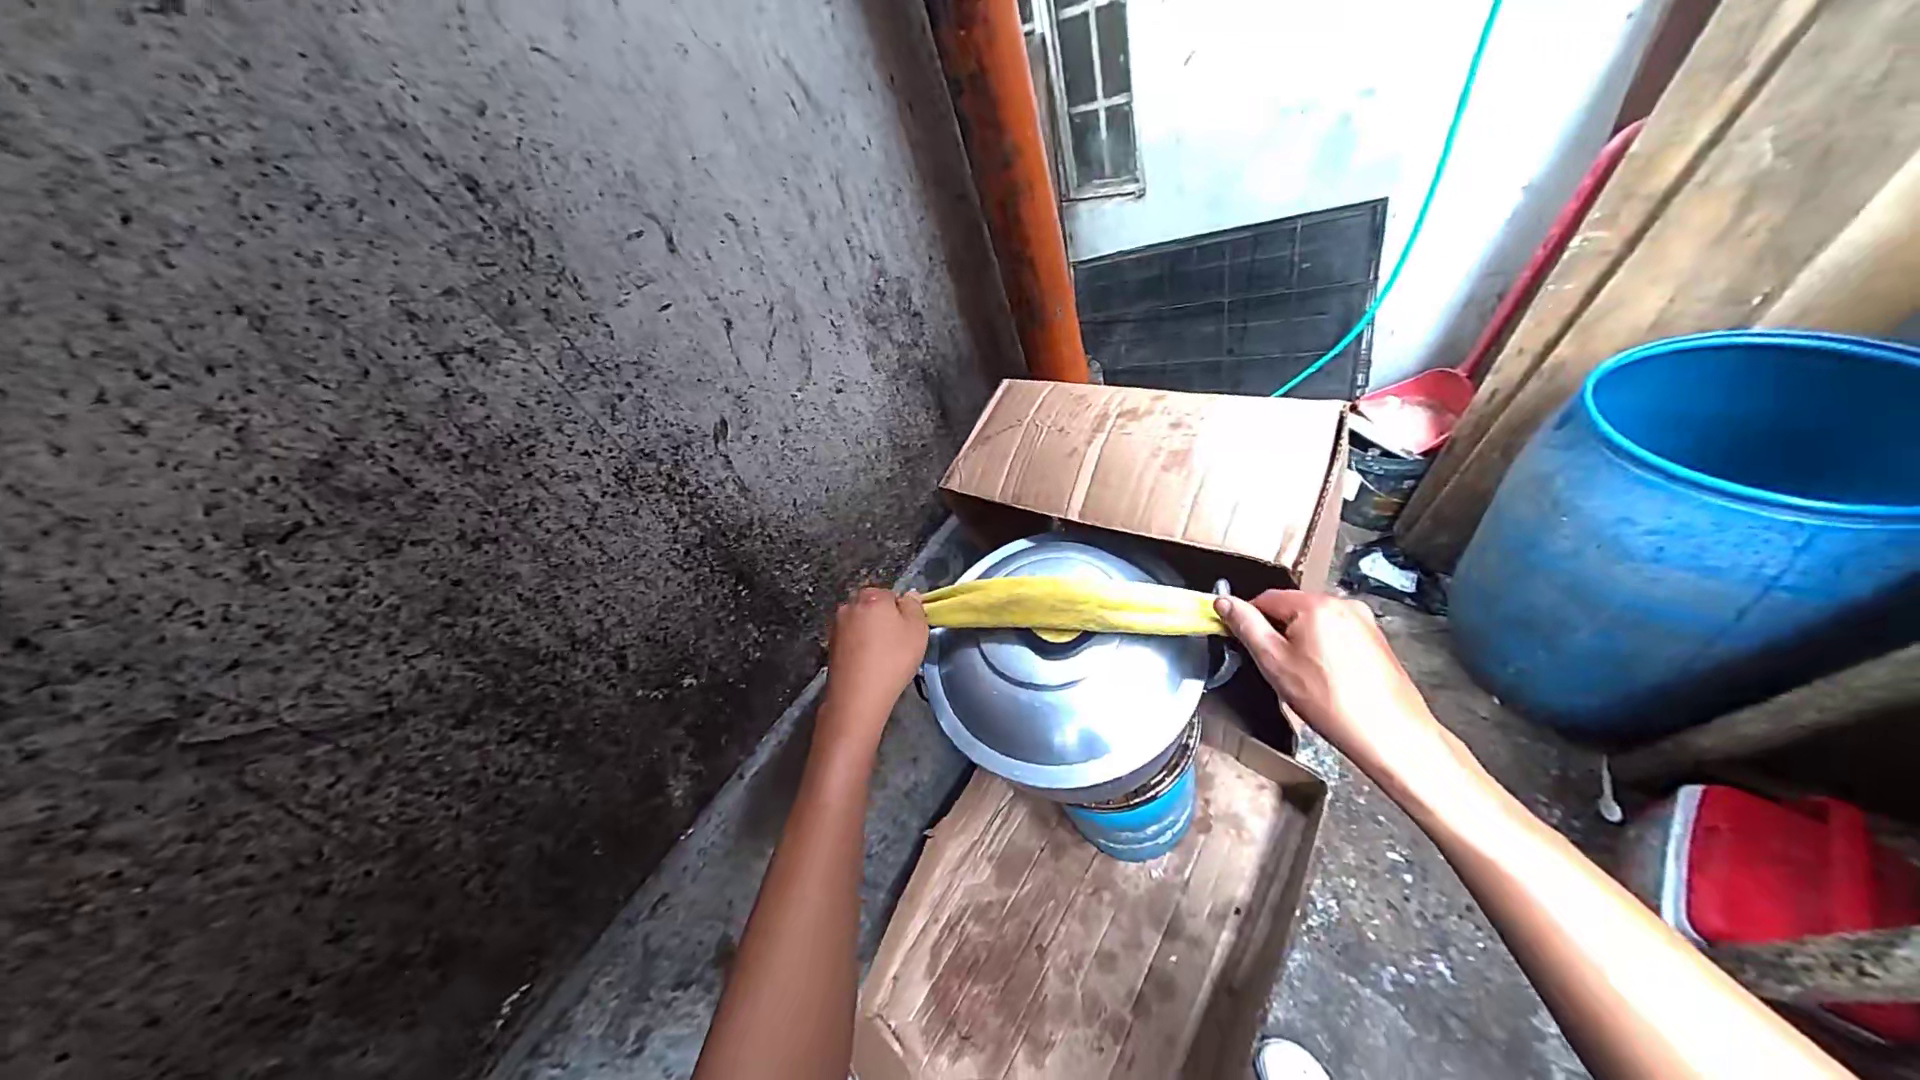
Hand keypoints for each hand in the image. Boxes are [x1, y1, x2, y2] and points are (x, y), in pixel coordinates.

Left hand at [820, 588, 927, 752]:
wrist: (857, 695)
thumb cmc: (893, 659)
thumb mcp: (917, 630)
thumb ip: (915, 607)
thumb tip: (909, 595)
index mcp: (872, 597)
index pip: (892, 594)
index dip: (902, 612)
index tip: (908, 630)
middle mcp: (850, 605)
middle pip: (873, 606)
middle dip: (883, 619)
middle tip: (897, 642)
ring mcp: (837, 625)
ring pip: (860, 622)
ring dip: (869, 633)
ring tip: (881, 656)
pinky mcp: (830, 645)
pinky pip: (850, 638)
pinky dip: (859, 646)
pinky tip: (867, 663)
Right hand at [1213, 590, 1479, 804]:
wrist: (1390, 733)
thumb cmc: (1334, 702)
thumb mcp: (1273, 662)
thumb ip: (1246, 626)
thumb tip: (1225, 603)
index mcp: (1316, 605)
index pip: (1265, 598)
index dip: (1248, 619)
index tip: (1243, 639)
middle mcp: (1343, 605)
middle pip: (1291, 609)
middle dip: (1278, 633)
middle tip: (1276, 666)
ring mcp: (1363, 621)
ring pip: (1314, 623)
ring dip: (1301, 643)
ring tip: (1304, 678)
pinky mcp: (1375, 639)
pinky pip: (1336, 635)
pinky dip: (1323, 652)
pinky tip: (1325, 680)